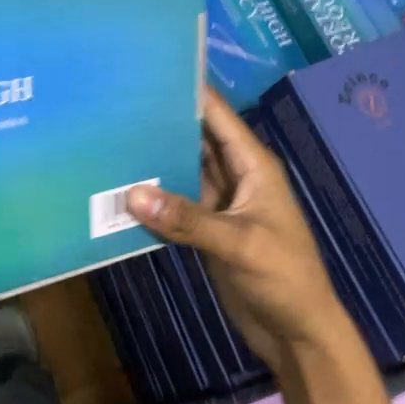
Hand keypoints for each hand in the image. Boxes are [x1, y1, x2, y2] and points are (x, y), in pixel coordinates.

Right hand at [127, 89, 349, 370]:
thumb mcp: (239, 245)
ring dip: (153, 157)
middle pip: (195, 136)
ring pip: (182, 168)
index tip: (146, 69)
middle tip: (112, 102)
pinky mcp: (207, 227)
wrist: (297, 334)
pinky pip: (175, 201)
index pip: (216, 113)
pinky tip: (119, 186)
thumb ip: (186, 219)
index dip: (186, 89)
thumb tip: (130, 194)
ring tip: (107, 136)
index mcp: (252, 164)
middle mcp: (235, 174)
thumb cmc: (283, 278)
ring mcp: (219, 201)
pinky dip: (153, 195)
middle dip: (160, 120)